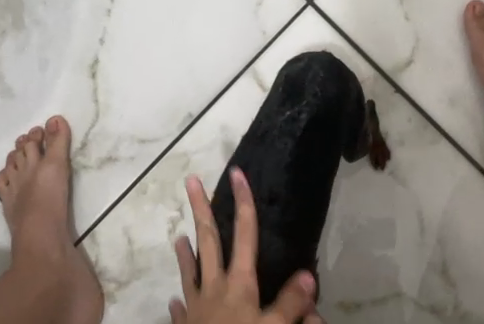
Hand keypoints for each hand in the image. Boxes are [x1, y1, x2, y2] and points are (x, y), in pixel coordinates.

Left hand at [169, 167, 323, 323]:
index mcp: (239, 284)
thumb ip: (289, 304)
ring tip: (178, 236)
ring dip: (186, 253)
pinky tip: (175, 301)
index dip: (243, 202)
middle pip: (208, 240)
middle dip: (201, 209)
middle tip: (190, 180)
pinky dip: (180, 302)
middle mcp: (214, 288)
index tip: (237, 173)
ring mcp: (196, 308)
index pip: (244, 234)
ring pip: (190, 271)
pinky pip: (181, 311)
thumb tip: (308, 274)